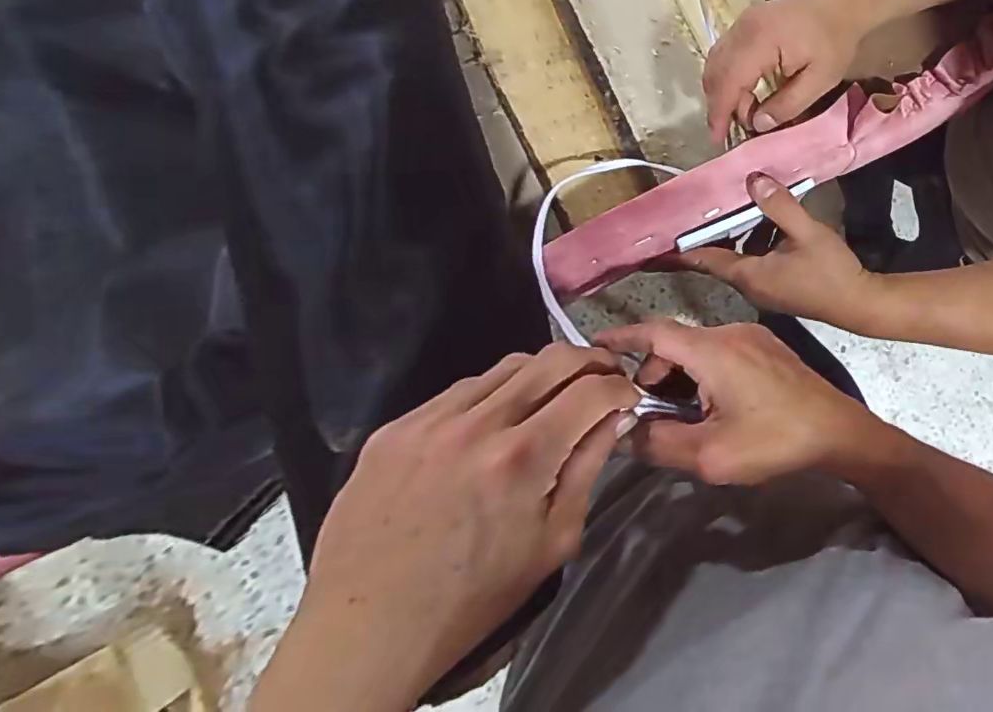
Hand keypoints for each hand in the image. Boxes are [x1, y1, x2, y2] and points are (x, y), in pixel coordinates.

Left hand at [251, 346, 638, 711]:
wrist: (362, 634)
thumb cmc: (474, 596)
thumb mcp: (555, 539)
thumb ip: (589, 466)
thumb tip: (615, 417)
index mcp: (521, 458)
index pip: (593, 390)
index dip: (622, 387)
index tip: (629, 398)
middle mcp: (477, 425)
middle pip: (555, 358)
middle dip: (593, 362)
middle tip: (603, 380)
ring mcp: (429, 421)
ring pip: (509, 365)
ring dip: (544, 375)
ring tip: (551, 400)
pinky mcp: (394, 428)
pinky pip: (462, 389)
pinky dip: (495, 394)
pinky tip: (494, 424)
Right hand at [596, 320, 883, 485]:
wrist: (838, 431)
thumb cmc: (775, 441)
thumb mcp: (709, 454)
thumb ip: (658, 442)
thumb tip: (624, 431)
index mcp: (714, 349)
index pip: (654, 332)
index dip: (621, 339)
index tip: (592, 347)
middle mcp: (732, 332)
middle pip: (675, 343)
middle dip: (652, 374)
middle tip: (647, 412)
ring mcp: (754, 337)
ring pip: (698, 348)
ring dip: (679, 376)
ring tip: (679, 415)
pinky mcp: (769, 348)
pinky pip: (722, 352)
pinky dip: (703, 373)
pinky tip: (709, 406)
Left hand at [676, 173, 881, 328]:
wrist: (859, 303)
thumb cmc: (830, 272)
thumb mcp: (807, 233)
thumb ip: (780, 206)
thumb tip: (753, 179)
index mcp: (748, 274)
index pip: (702, 260)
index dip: (676, 251)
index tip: (650, 245)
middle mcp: (749, 284)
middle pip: (717, 256)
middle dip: (706, 233)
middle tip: (695, 207)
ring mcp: (765, 287)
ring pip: (739, 256)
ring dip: (736, 233)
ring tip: (736, 203)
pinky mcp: (779, 285)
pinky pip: (755, 259)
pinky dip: (755, 240)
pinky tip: (770, 220)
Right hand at [703, 0, 863, 138]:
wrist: (841, 7)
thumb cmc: (834, 43)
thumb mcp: (820, 81)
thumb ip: (788, 104)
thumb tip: (758, 124)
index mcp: (760, 41)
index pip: (728, 80)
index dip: (720, 111)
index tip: (718, 138)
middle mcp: (743, 28)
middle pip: (716, 71)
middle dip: (719, 105)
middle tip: (730, 131)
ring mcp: (742, 23)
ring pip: (716, 62)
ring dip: (722, 92)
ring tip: (739, 115)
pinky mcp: (745, 24)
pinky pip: (725, 54)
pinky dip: (727, 77)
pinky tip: (743, 95)